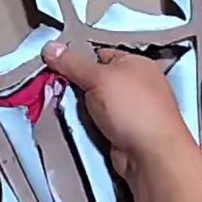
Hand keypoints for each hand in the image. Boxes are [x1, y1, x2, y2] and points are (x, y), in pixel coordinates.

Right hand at [42, 41, 195, 179]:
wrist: (151, 155)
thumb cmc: (133, 108)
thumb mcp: (98, 78)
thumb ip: (72, 63)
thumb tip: (50, 46)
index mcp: (136, 63)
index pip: (100, 54)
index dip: (78, 58)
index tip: (55, 64)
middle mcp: (136, 84)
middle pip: (96, 79)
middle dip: (76, 84)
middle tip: (55, 86)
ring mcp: (131, 110)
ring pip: (95, 103)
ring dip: (80, 107)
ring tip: (62, 106)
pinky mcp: (124, 132)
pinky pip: (99, 122)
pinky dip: (88, 124)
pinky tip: (78, 124)